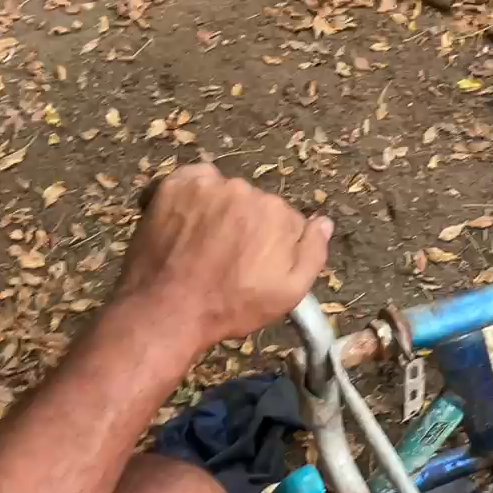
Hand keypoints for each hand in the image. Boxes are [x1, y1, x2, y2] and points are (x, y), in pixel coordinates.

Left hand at [110, 164, 330, 353]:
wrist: (168, 310)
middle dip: (246, 225)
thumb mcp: (290, 292)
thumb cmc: (233, 306)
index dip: (273, 244)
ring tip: (203, 244)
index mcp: (278, 212)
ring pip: (225, 192)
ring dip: (219, 211)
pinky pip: (193, 181)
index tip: (256, 264)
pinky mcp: (174, 186)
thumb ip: (313, 252)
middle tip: (227, 258)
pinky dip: (192, 196)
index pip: (285, 219)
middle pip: (254, 203)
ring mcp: (207, 186)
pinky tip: (186, 222)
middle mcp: (245, 190)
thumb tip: (324, 222)